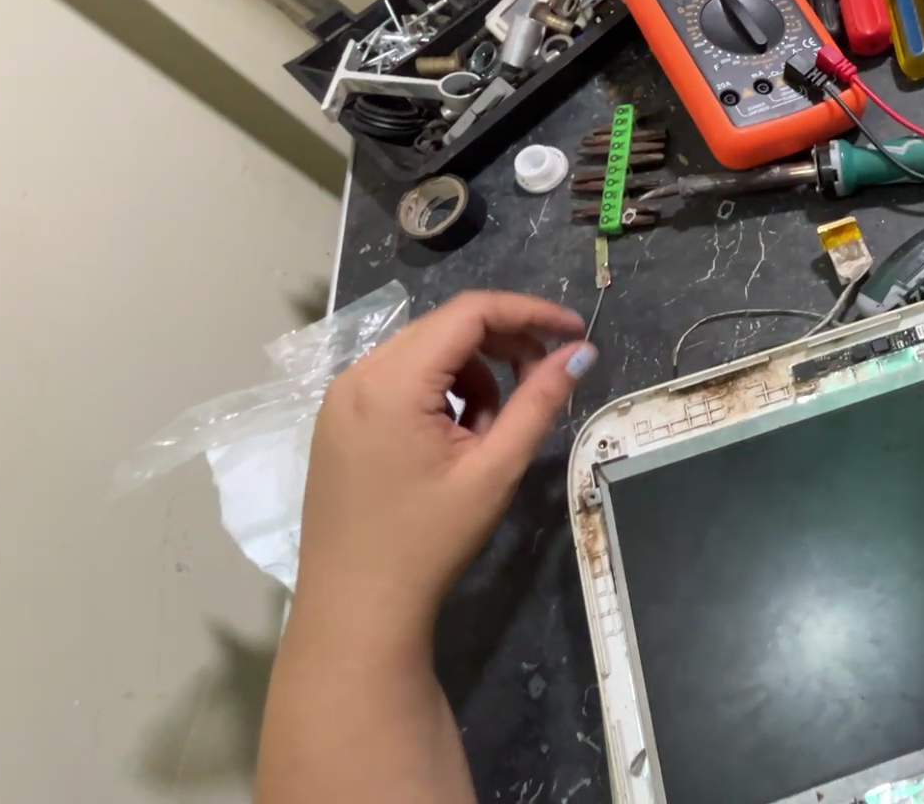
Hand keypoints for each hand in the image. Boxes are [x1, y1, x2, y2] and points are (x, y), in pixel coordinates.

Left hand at [296, 292, 593, 640]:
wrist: (356, 609)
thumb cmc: (430, 538)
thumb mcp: (497, 466)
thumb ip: (541, 400)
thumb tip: (581, 351)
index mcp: (391, 383)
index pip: (471, 313)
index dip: (531, 313)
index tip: (577, 333)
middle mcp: (357, 376)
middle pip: (449, 326)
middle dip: (508, 342)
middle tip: (548, 377)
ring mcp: (342, 399)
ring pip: (430, 351)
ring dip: (479, 371)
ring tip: (497, 426)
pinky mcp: (342, 420)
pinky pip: (407, 377)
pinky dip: (448, 390)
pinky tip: (461, 436)